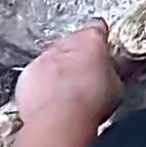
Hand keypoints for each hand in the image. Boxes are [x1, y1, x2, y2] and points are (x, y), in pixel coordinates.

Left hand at [15, 20, 121, 142]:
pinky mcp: (27, 76)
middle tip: (86, 76)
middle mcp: (65, 43)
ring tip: (67, 94)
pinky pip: (36, 77)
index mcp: (91, 39)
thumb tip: (118, 72)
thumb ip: (115, 72)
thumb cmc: (91, 100)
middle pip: (72, 42)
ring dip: (59, 70)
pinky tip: (50, 103)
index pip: (97, 27)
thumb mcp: (117, 86)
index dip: (100, 38)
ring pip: (52, 59)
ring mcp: (43, 58)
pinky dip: (41, 86)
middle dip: (78, 55)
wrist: (58, 119)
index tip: (103, 50)